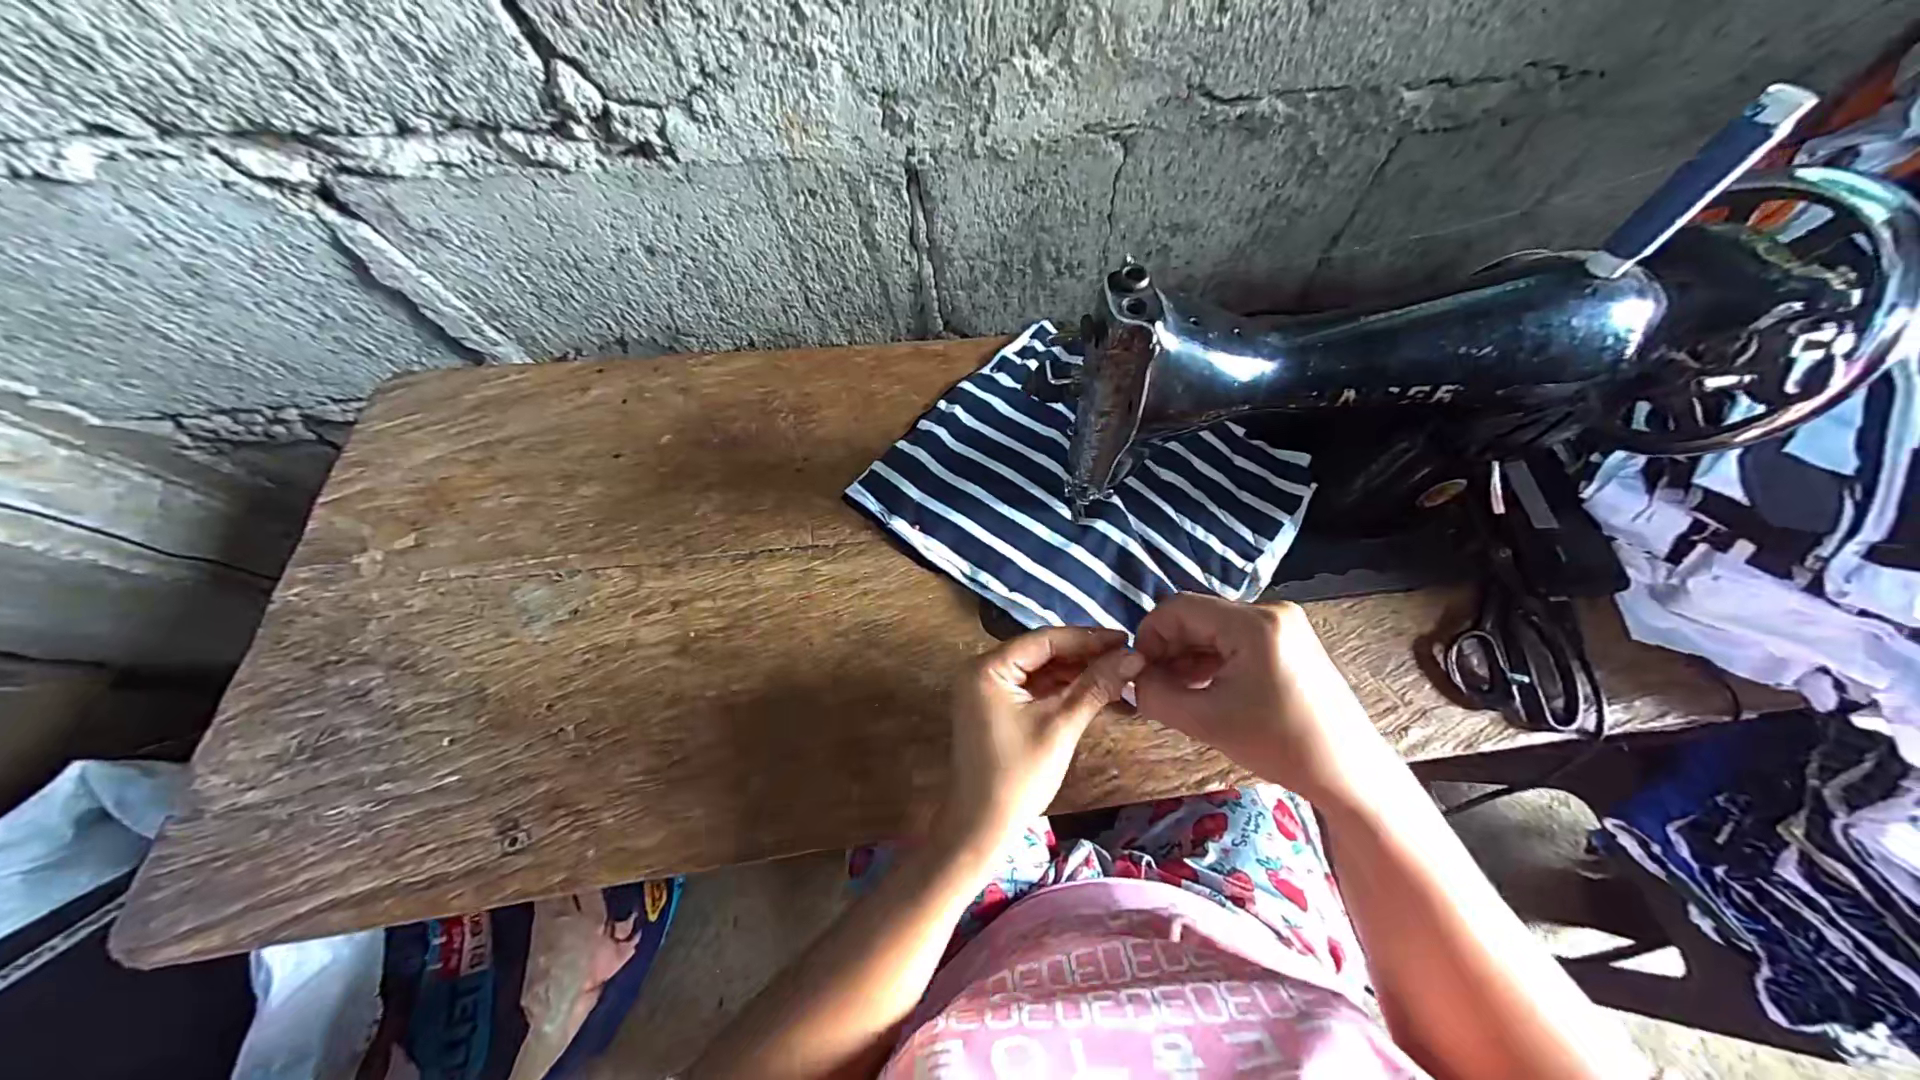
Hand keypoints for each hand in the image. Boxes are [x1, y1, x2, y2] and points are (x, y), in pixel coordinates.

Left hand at [941, 627, 1144, 843]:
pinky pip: (1032, 688)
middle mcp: (982, 670)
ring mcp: (987, 690)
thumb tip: (1133, 657)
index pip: (1044, 640)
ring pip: (1039, 670)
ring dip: (1075, 673)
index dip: (1087, 638)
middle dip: (1083, 655)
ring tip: (1117, 674)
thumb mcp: (1060, 726)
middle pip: (1041, 652)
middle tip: (1125, 657)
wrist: (982, 826)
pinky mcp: (995, 708)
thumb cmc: (1018, 776)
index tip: (1124, 640)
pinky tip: (1093, 691)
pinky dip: (1061, 690)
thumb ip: (1095, 686)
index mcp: (988, 668)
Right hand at [1133, 593, 1393, 806]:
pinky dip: (1211, 660)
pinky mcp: (1287, 642)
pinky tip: (1201, 688)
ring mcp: (1282, 626)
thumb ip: (1155, 694)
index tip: (1139, 672)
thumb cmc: (1279, 744)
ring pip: (1213, 628)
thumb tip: (1132, 678)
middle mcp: (1269, 611)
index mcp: (1252, 623)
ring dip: (1187, 656)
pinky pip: (1234, 640)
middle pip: (1196, 616)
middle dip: (1167, 648)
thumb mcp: (1204, 721)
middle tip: (1153, 686)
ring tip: (1175, 692)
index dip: (1148, 636)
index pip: (1177, 608)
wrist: (1349, 773)